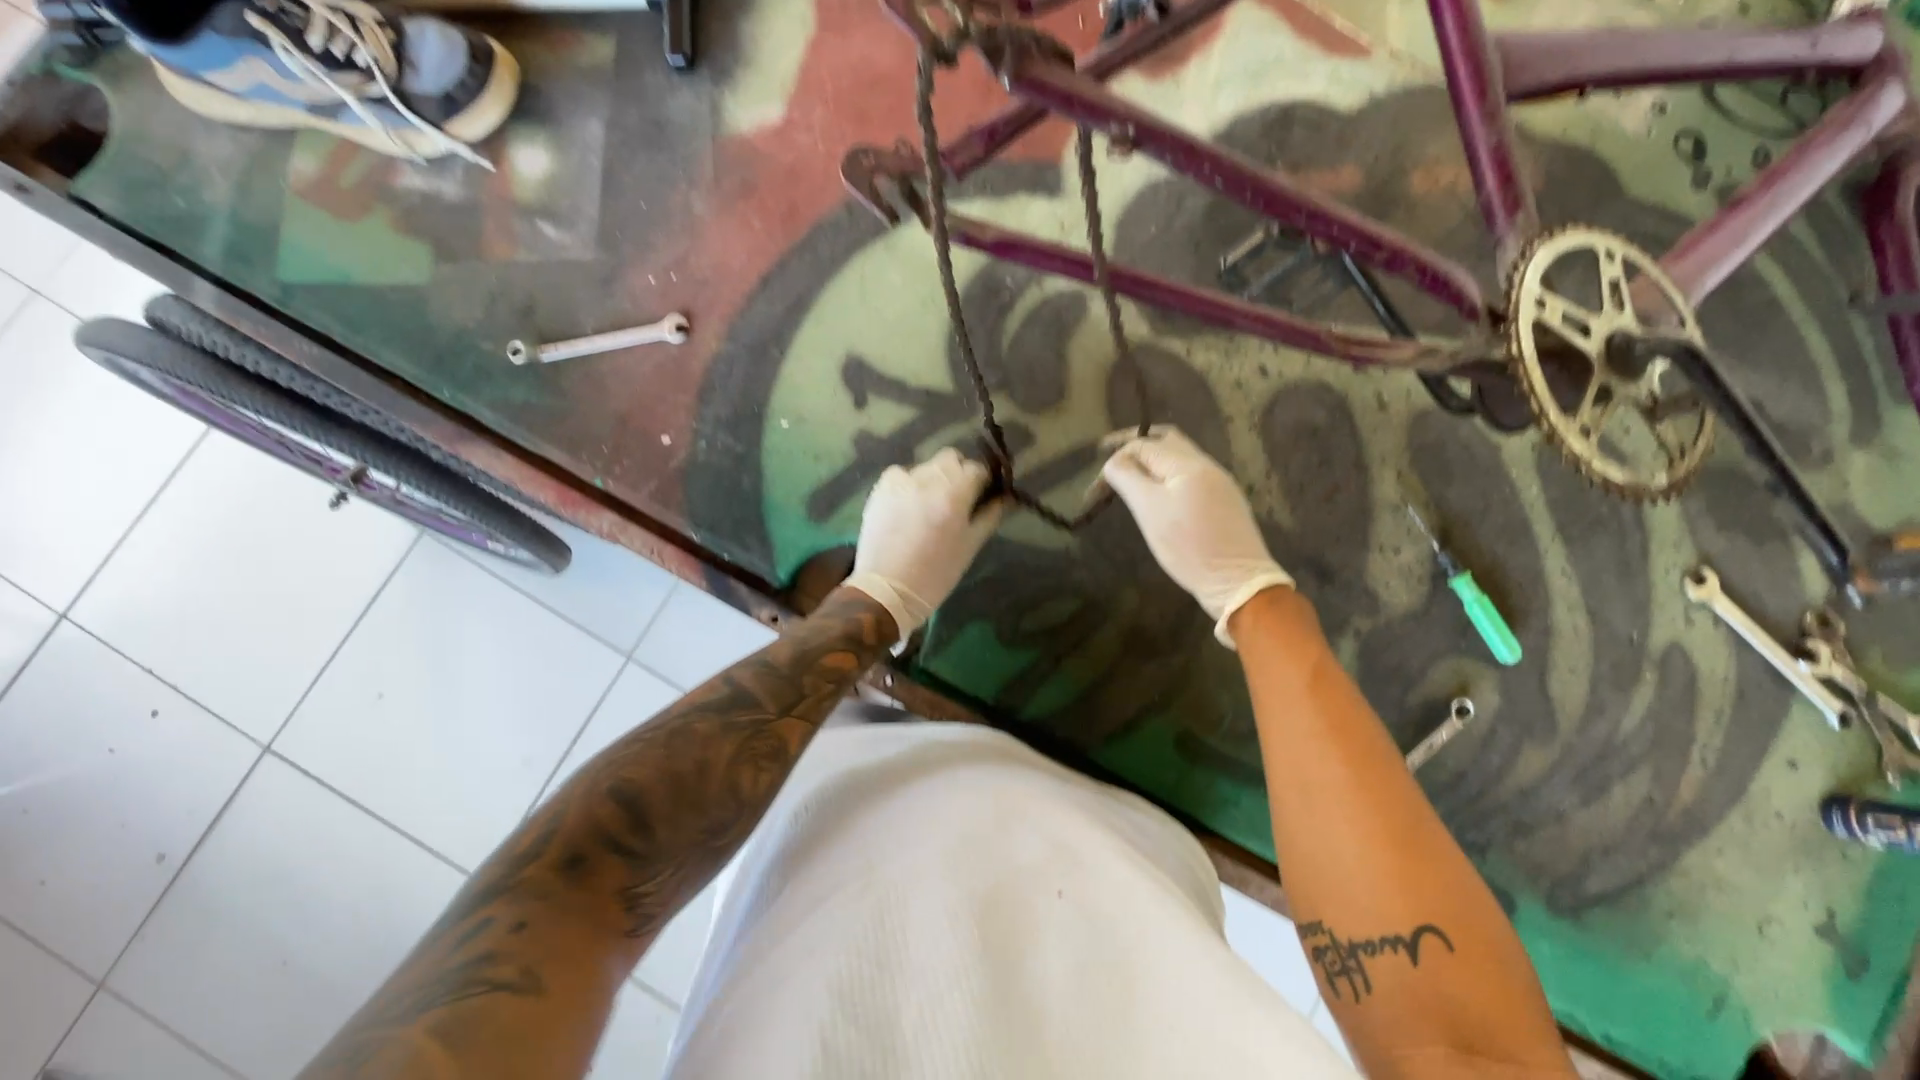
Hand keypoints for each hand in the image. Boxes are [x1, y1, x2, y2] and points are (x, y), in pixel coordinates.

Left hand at [843, 447, 1003, 641]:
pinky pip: (902, 474)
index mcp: (953, 495)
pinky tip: (909, 507)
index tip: (982, 496)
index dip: (983, 481)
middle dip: (959, 474)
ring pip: (926, 466)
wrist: (886, 590)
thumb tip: (1006, 496)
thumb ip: (990, 515)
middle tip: (958, 500)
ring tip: (930, 506)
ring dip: (934, 479)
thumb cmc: (935, 574)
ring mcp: (900, 481)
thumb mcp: (970, 546)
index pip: (977, 469)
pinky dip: (910, 484)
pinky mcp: (880, 488)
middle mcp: (926, 480)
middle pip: (951, 459)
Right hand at [1101, 426, 1293, 647]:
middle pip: (1168, 441)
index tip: (1097, 483)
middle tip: (1112, 458)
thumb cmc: (1188, 547)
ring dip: (1153, 461)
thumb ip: (1128, 479)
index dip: (1116, 456)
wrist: (1238, 581)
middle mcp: (1206, 465)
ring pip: (1181, 458)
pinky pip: (1191, 476)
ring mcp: (1219, 483)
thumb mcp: (1149, 511)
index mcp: (1187, 464)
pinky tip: (1159, 493)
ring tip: (1131, 477)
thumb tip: (1113, 462)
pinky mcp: (1224, 501)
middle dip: (1137, 446)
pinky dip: (1168, 475)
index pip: (1144, 444)